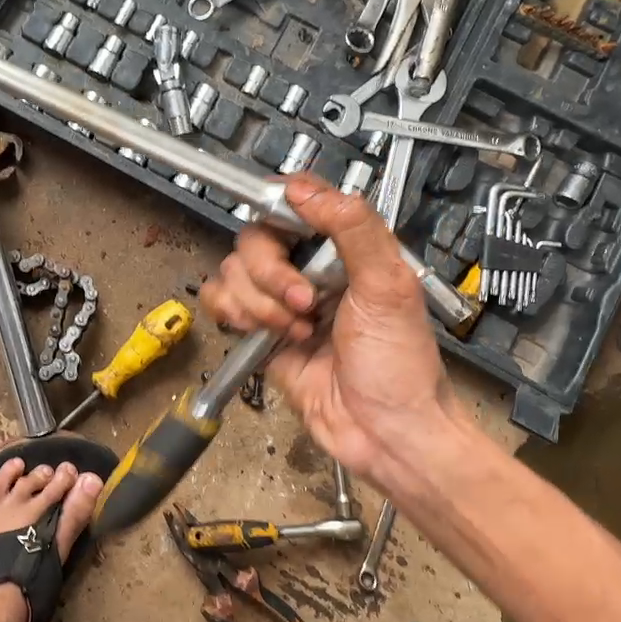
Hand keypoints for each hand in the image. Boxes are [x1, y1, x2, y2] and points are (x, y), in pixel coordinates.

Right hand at [197, 174, 462, 478]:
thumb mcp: (390, 288)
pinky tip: (263, 334)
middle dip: (270, 274)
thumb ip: (353, 229)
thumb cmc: (400, 365)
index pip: (294, 205)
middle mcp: (307, 269)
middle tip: (304, 303)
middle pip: (253, 240)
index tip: (283, 234)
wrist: (383, 433)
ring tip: (296, 331)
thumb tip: (302, 188)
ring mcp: (279, 300)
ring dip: (259, 304)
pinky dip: (232, 314)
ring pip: (232, 271)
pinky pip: (220, 303)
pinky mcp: (257, 331)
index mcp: (342, 250)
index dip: (278, 210)